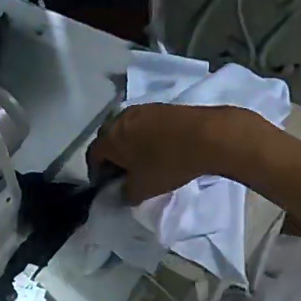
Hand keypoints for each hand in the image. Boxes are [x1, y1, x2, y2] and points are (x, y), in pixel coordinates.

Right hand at [88, 103, 268, 202]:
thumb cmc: (167, 164)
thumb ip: (125, 194)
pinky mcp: (162, 106)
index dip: (96, 172)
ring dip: (129, 144)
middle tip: (123, 172)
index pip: (92, 155)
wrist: (207, 136)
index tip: (107, 185)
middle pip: (107, 139)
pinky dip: (145, 136)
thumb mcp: (142, 190)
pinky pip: (144, 123)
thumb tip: (122, 192)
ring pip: (126, 129)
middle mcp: (120, 119)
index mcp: (109, 138)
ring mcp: (142, 109)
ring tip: (142, 160)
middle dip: (111, 156)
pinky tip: (158, 148)